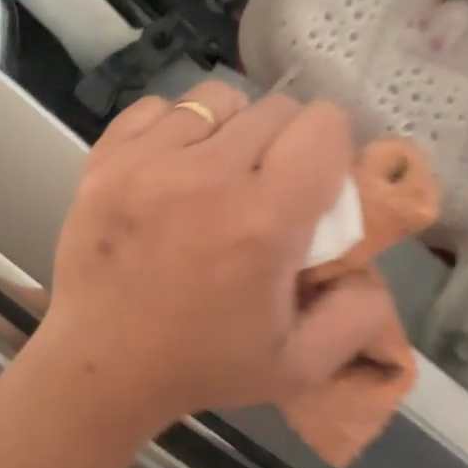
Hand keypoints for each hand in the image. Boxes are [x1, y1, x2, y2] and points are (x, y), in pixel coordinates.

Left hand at [34, 83, 395, 429]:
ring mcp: (149, 161)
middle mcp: (207, 176)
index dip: (331, 147)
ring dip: (232, 129)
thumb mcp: (300, 366)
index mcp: (263, 221)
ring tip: (220, 172)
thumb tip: (367, 261)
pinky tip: (174, 167)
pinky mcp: (107, 158)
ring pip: (218, 100)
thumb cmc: (203, 365)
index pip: (322, 125)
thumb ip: (358, 315)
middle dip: (286, 143)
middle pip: (275, 108)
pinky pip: (160, 107)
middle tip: (269, 188)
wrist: (100, 367)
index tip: (317, 182)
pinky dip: (176, 127)